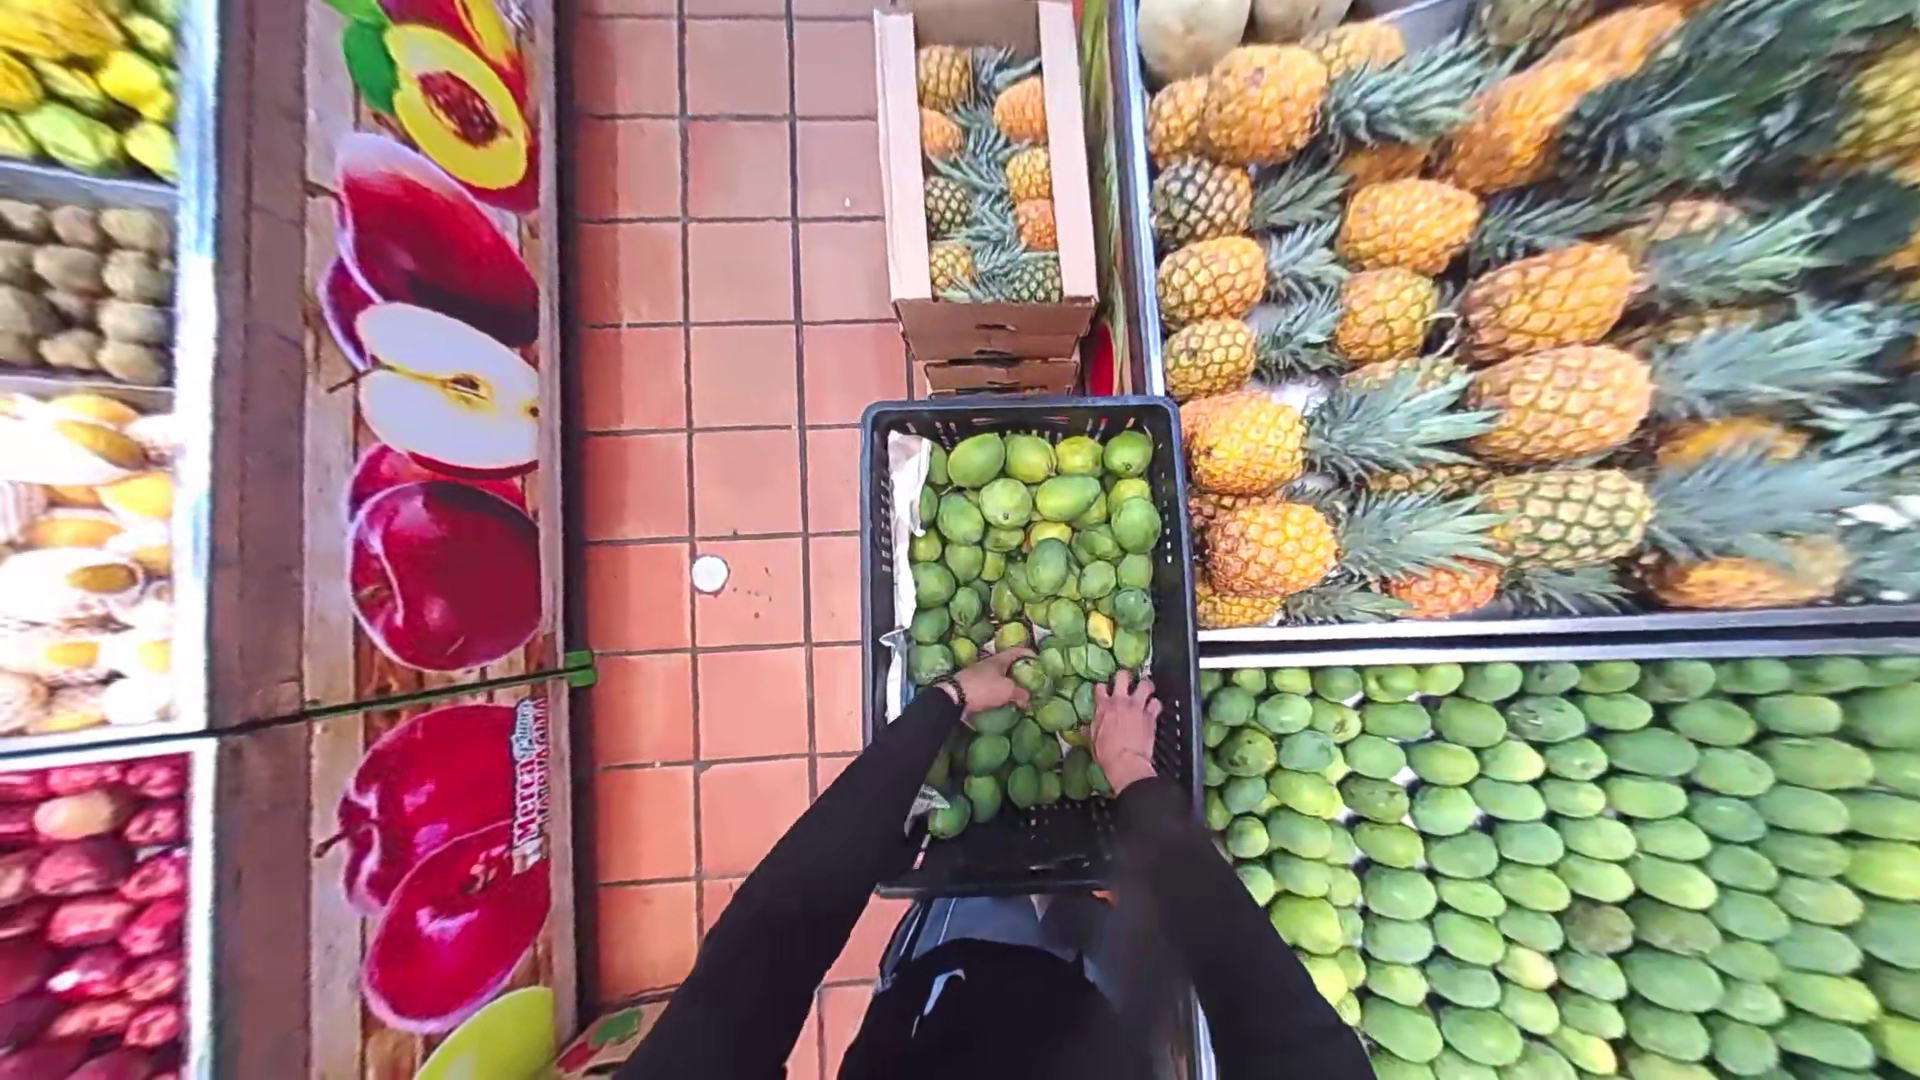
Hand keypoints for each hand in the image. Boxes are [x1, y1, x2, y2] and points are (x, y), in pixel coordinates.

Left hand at [940, 647, 1033, 718]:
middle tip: (1030, 680)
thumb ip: (1021, 693)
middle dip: (1019, 671)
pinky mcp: (973, 686)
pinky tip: (1003, 702)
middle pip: (1008, 664)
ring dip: (1009, 683)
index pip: (1017, 651)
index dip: (1029, 653)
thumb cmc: (983, 688)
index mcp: (999, 659)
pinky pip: (991, 687)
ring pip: (999, 676)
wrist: (954, 697)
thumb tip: (1028, 699)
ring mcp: (979, 675)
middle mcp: (989, 664)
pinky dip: (999, 692)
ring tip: (1019, 694)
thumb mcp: (1007, 690)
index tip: (1038, 659)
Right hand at [1092, 671, 1159, 793]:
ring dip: (1145, 686)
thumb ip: (1095, 724)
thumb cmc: (1106, 753)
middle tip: (1127, 681)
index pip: (1101, 686)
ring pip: (1145, 684)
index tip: (1105, 692)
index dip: (1103, 688)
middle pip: (1123, 676)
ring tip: (1145, 690)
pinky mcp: (1150, 716)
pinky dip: (1155, 705)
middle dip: (1125, 676)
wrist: (1126, 763)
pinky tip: (1153, 708)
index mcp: (1104, 706)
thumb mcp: (1093, 737)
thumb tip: (1091, 721)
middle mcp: (1121, 701)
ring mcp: (1137, 707)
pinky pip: (1157, 703)